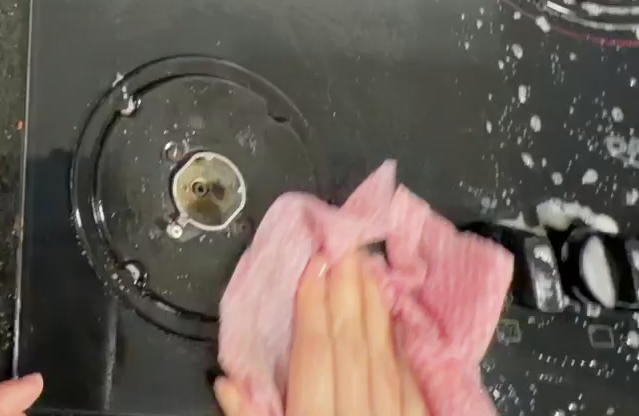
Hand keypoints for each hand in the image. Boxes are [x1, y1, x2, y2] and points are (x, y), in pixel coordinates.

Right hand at [214, 253, 425, 415]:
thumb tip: (227, 382)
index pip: (317, 357)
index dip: (314, 307)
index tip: (314, 263)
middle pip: (353, 350)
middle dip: (347, 294)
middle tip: (343, 245)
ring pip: (385, 364)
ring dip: (375, 313)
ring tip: (367, 269)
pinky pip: (411, 393)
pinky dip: (400, 354)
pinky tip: (393, 326)